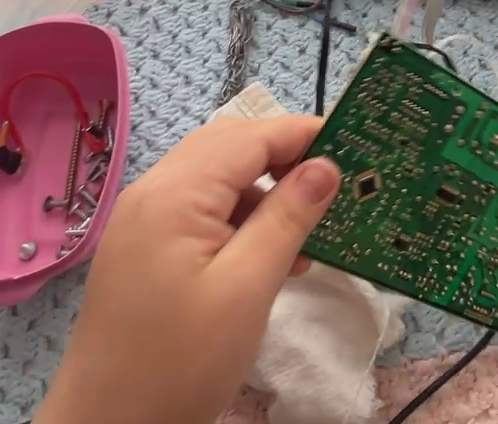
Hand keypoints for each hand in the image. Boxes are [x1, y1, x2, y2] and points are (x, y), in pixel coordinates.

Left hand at [36, 116, 342, 423]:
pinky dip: (242, 217)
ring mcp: (145, 218)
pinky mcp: (145, 246)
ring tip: (309, 225)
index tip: (352, 145)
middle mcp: (155, 190)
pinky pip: (203, 208)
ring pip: (219, 176)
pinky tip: (271, 254)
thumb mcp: (247, 290)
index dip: (303, 133)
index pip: (251, 137)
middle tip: (334, 182)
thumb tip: (326, 166)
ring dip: (266, 189)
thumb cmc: (179, 363)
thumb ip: (288, 218)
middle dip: (285, 156)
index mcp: (175, 192)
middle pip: (232, 147)